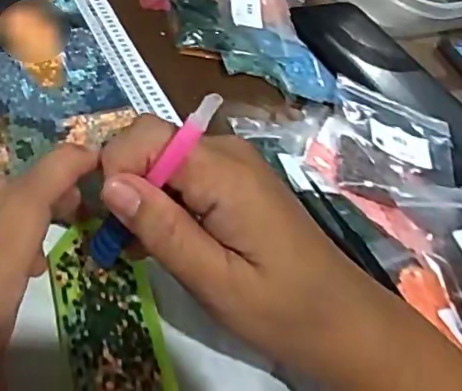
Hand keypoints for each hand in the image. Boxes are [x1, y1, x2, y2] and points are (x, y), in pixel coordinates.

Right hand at [98, 116, 461, 390]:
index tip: (111, 218)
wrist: (351, 326)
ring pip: (160, 153)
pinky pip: (179, 168)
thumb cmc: (286, 311)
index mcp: (222, 170)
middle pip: (150, 138)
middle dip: (123, 178)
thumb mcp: (217, 283)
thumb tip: (110, 185)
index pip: (146, 135)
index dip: (117, 167)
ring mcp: (228, 159)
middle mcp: (223, 149)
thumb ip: (163, 230)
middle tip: (119, 234)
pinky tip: (164, 235)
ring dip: (139, 191)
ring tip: (138, 243)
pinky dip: (160, 195)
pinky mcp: (230, 174)